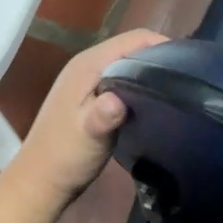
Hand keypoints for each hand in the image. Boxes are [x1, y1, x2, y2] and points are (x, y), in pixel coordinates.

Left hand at [6, 29, 167, 206]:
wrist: (37, 184)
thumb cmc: (64, 157)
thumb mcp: (88, 136)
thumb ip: (104, 114)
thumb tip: (120, 99)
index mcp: (88, 64)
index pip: (134, 38)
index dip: (162, 45)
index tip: (185, 65)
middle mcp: (87, 63)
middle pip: (131, 47)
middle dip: (158, 57)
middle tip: (182, 78)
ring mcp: (86, 78)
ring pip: (127, 62)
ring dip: (148, 71)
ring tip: (171, 88)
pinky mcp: (89, 94)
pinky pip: (120, 76)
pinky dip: (137, 82)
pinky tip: (149, 101)